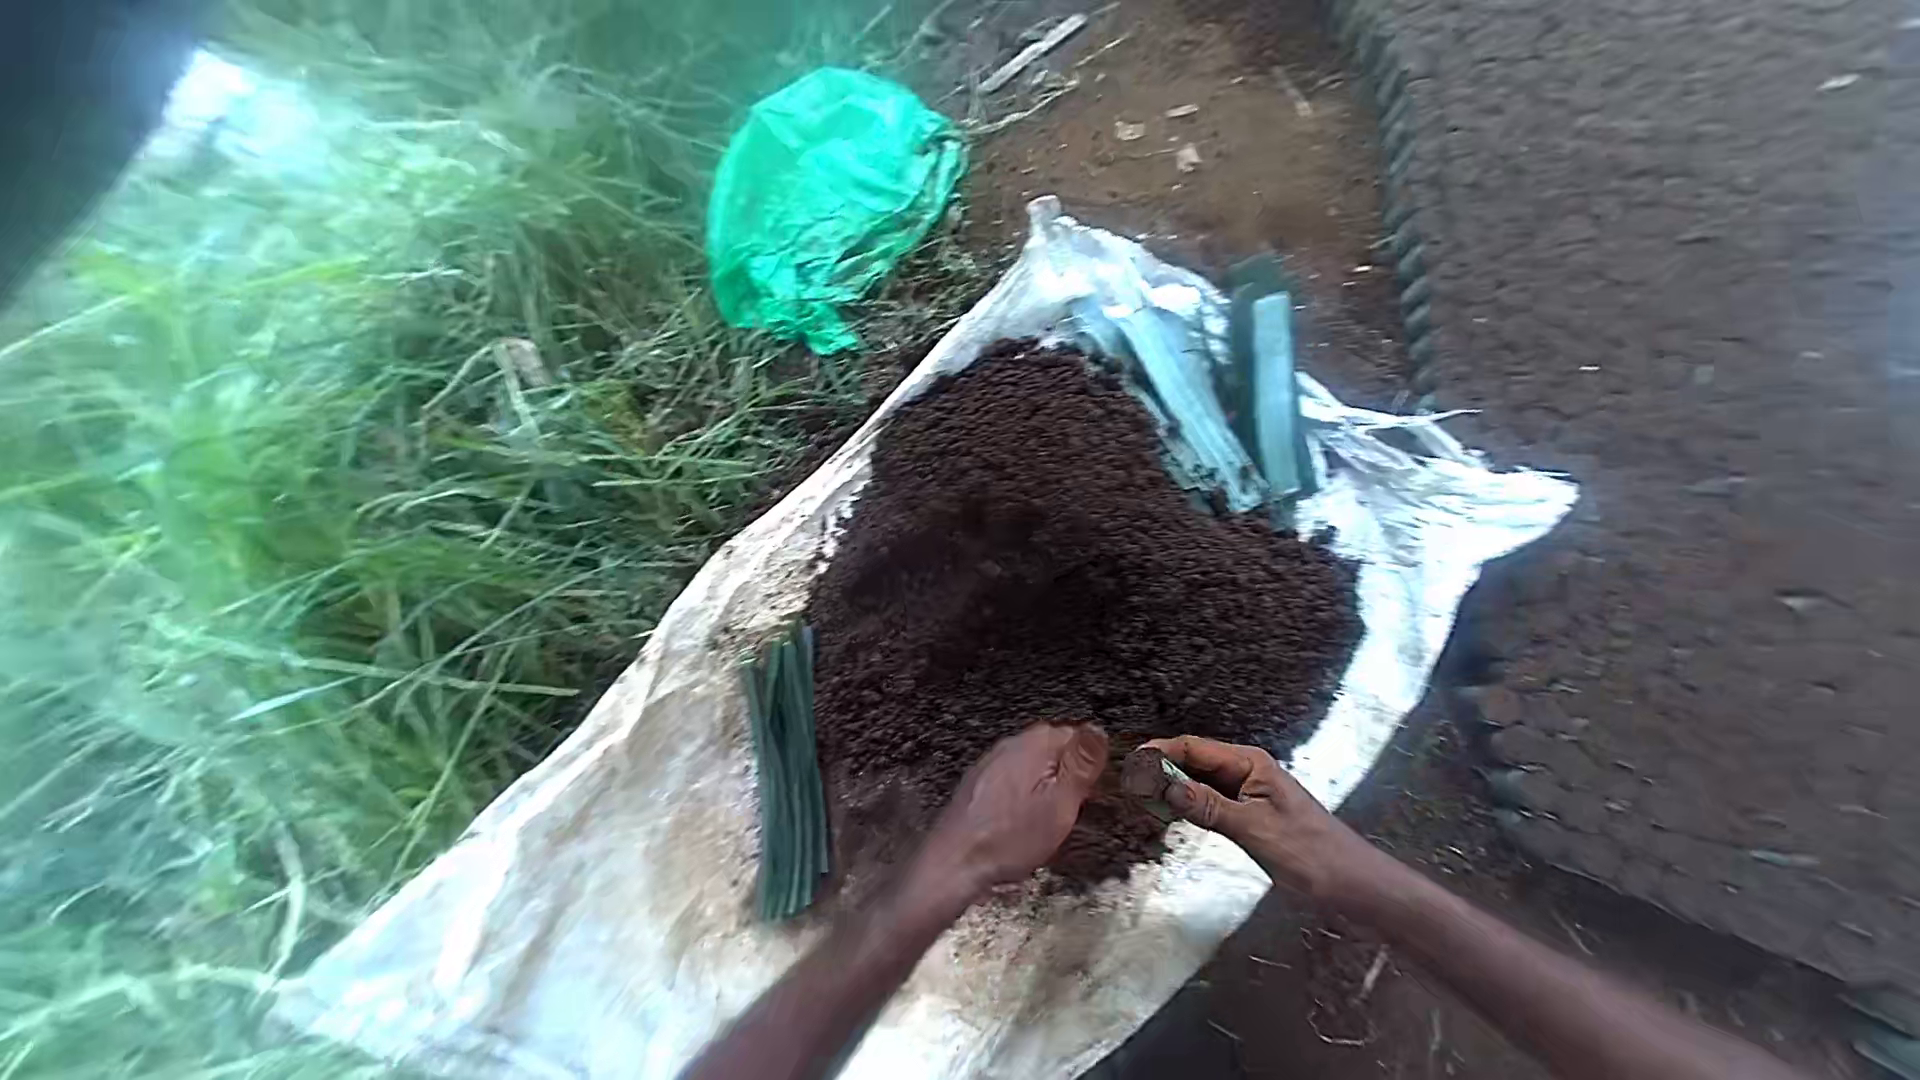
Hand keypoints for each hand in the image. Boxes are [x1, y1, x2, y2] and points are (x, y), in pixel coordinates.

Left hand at [910, 723, 1108, 905]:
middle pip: (1054, 750)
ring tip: (1045, 822)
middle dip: (1067, 777)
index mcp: (1034, 743)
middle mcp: (1011, 745)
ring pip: (1033, 767)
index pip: (1077, 736)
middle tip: (1069, 812)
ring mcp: (992, 762)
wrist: (955, 861)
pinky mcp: (980, 782)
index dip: (1090, 766)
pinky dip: (1023, 798)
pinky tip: (1021, 823)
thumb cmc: (1008, 838)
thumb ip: (1081, 765)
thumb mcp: (1060, 804)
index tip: (1090, 793)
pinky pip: (1013, 781)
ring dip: (1045, 788)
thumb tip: (1098, 731)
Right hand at [1142, 735, 1384, 900]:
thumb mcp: (1255, 830)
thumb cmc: (1314, 855)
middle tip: (1129, 783)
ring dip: (1171, 786)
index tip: (1131, 762)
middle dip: (1160, 768)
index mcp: (1250, 763)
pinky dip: (1186, 803)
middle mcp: (1245, 770)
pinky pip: (1207, 800)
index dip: (1160, 751)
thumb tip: (1165, 785)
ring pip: (1197, 780)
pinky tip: (1169, 811)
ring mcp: (1245, 792)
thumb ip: (1208, 807)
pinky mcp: (1246, 813)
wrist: (1358, 889)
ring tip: (1140, 796)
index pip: (1194, 747)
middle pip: (1192, 760)